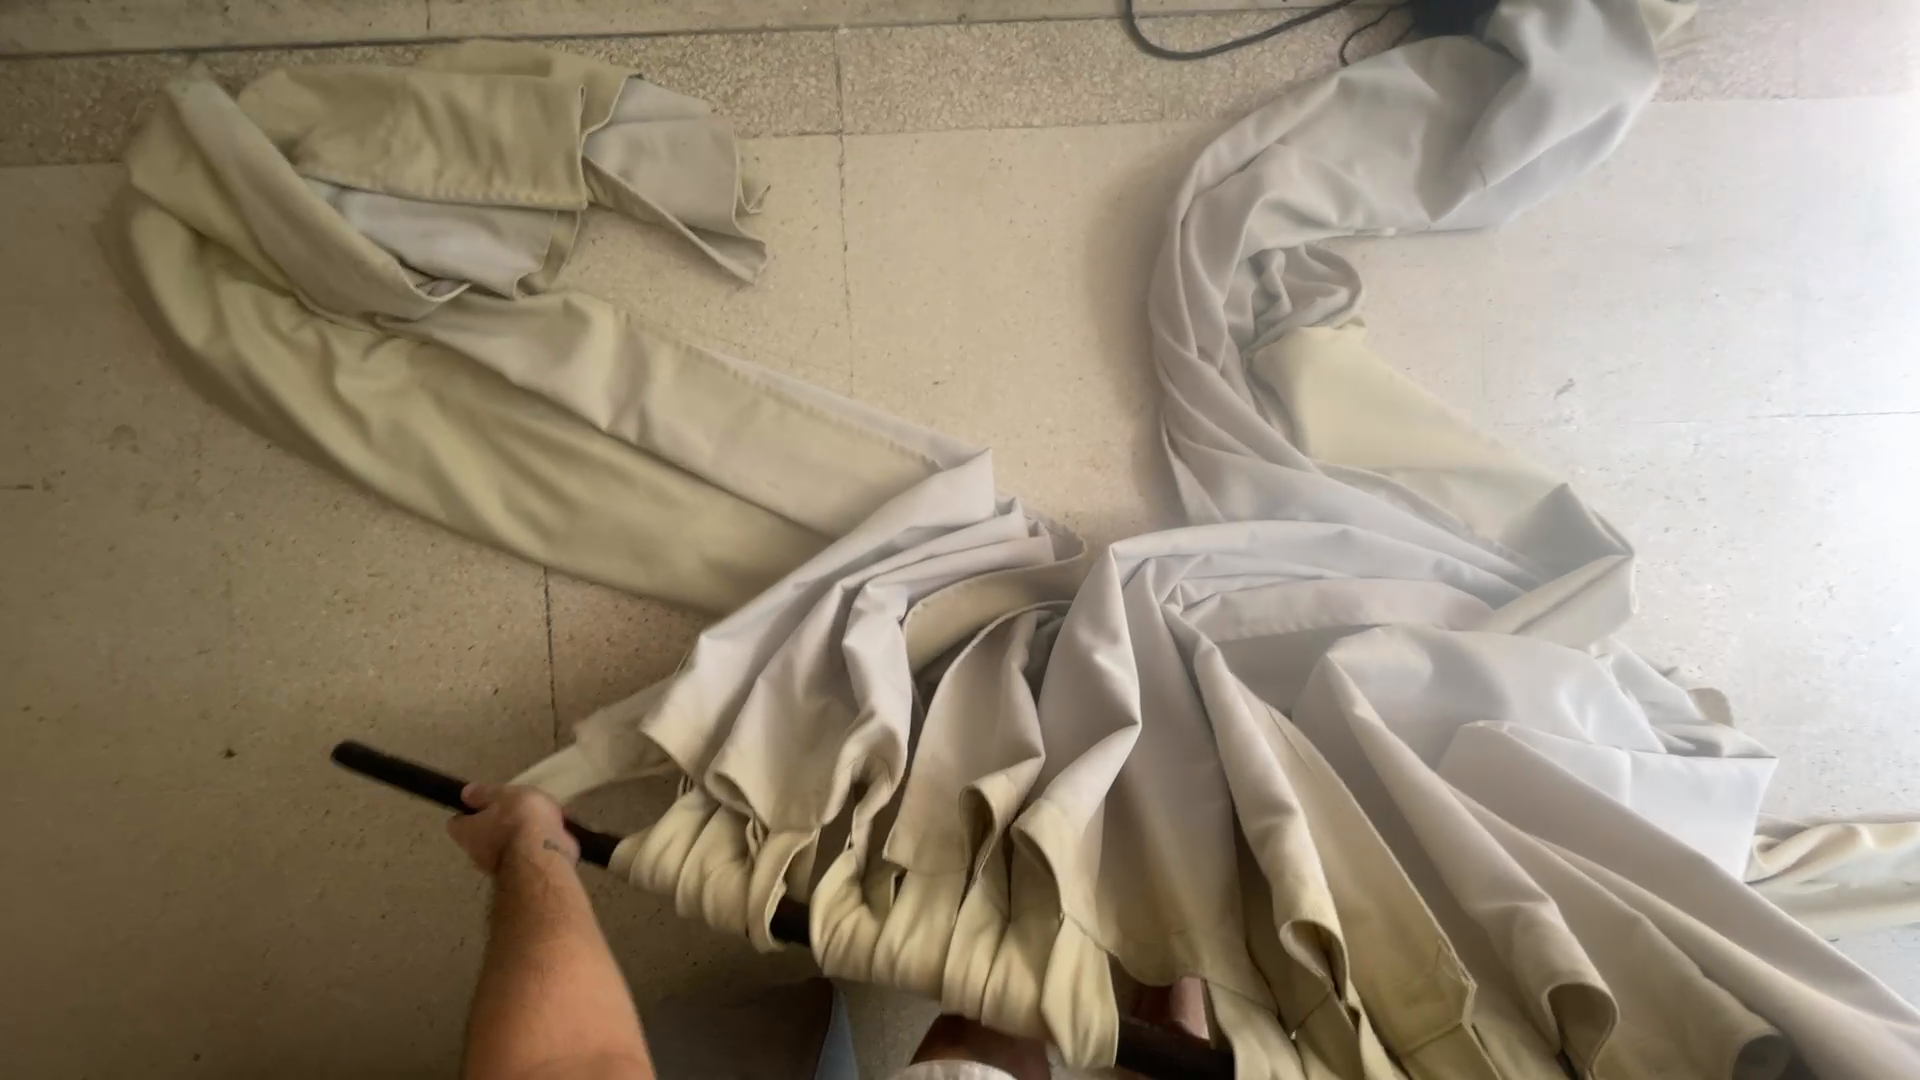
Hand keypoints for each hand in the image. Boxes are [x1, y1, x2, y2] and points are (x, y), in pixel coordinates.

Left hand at [447, 783, 579, 875]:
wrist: (544, 856)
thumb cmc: (520, 819)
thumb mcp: (505, 795)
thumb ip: (486, 793)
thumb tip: (464, 793)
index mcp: (466, 831)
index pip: (456, 822)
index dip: (468, 811)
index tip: (483, 803)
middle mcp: (475, 853)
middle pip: (478, 837)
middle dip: (494, 826)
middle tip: (514, 812)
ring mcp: (496, 867)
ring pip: (501, 848)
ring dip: (515, 838)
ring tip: (537, 825)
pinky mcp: (519, 874)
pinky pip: (522, 856)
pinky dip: (531, 848)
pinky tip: (548, 837)